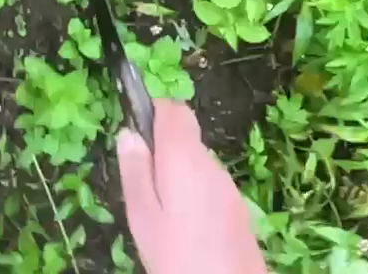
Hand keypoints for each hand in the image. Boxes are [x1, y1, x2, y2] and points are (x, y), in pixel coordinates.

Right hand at [116, 98, 266, 273]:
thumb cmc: (178, 259)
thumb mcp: (143, 216)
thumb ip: (134, 170)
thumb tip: (128, 132)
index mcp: (184, 158)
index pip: (173, 109)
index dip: (152, 111)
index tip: (137, 136)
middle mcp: (211, 165)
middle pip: (185, 136)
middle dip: (162, 149)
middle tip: (144, 187)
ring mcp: (229, 188)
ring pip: (197, 162)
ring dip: (178, 173)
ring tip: (162, 213)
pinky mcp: (239, 211)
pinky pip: (210, 186)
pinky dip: (195, 193)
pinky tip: (186, 228)